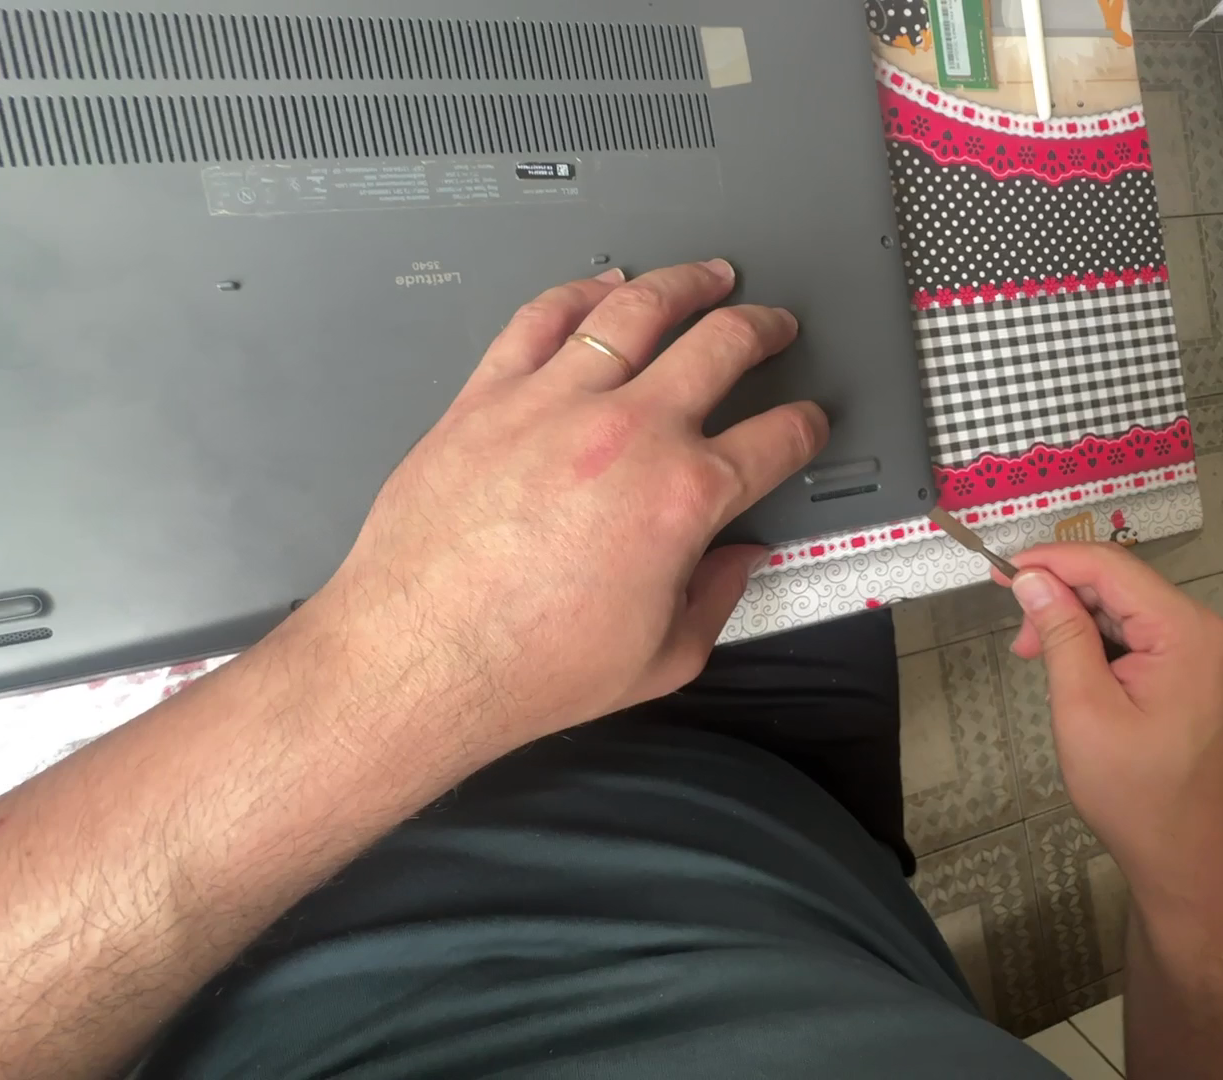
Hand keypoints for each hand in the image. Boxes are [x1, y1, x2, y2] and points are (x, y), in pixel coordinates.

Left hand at [311, 260, 826, 754]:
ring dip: (686, 284)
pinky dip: (581, 290)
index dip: (805, 426)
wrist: (417, 663)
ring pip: (638, 308)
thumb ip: (720, 597)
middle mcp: (628, 435)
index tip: (805, 423)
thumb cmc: (530, 665)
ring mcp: (556, 404)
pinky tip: (603, 284)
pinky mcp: (490, 398)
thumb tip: (739, 560)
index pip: (776, 439)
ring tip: (708, 275)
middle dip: (764, 327)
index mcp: (684, 497)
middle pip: (722, 346)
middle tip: (774, 322)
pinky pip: (543, 318)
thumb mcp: (665, 655)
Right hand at [999, 543, 1222, 905]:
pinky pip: (1142, 638)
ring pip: (1127, 611)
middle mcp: (1207, 632)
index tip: (1000, 571)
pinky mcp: (1200, 675)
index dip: (1051, 560)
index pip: (1111, 567)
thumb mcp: (1083, 708)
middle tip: (1018, 639)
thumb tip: (1032, 577)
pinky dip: (1100, 644)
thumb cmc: (1133, 793)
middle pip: (1120, 586)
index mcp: (1188, 632)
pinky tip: (1072, 669)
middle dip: (1061, 598)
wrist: (1187, 865)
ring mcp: (1208, 655)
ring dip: (1076, 623)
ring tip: (1037, 658)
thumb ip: (1060, 632)